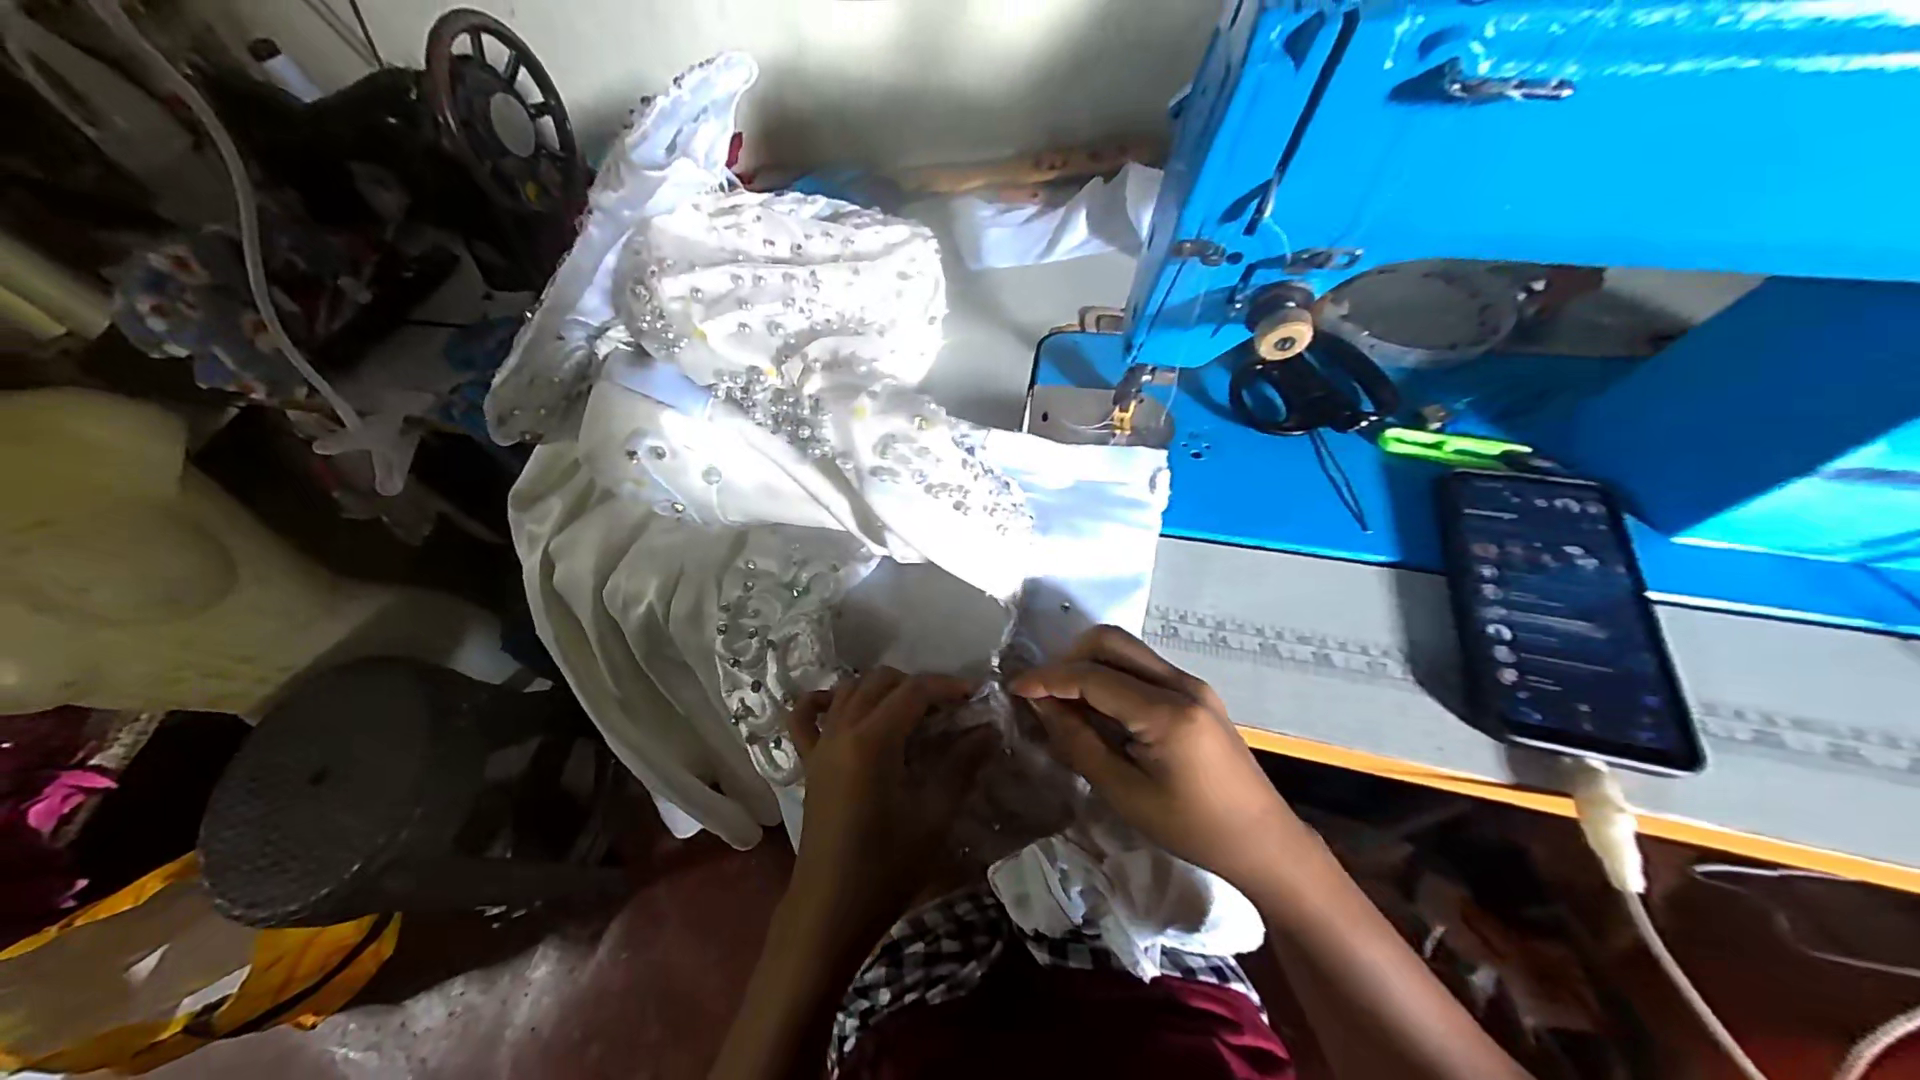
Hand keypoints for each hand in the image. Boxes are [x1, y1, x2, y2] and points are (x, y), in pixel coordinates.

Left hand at [785, 668, 990, 923]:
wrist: (831, 909)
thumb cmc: (887, 866)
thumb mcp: (934, 815)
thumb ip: (962, 764)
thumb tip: (988, 730)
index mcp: (873, 740)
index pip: (914, 690)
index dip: (947, 686)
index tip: (975, 696)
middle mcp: (842, 731)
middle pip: (880, 681)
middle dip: (916, 685)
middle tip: (947, 710)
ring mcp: (820, 745)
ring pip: (848, 690)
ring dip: (880, 690)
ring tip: (910, 713)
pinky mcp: (808, 763)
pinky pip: (804, 717)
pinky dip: (822, 702)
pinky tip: (843, 708)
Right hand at [1008, 626, 1303, 892]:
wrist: (1263, 841)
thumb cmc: (1193, 829)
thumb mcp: (1125, 794)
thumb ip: (1079, 742)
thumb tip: (1042, 705)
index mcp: (1166, 713)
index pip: (1093, 676)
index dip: (1048, 678)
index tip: (1016, 688)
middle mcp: (1182, 684)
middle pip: (1111, 642)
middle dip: (1068, 658)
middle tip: (1044, 693)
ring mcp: (1193, 684)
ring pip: (1127, 649)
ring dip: (1090, 663)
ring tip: (1066, 701)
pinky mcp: (1197, 692)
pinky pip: (1143, 667)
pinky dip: (1112, 675)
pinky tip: (1100, 708)